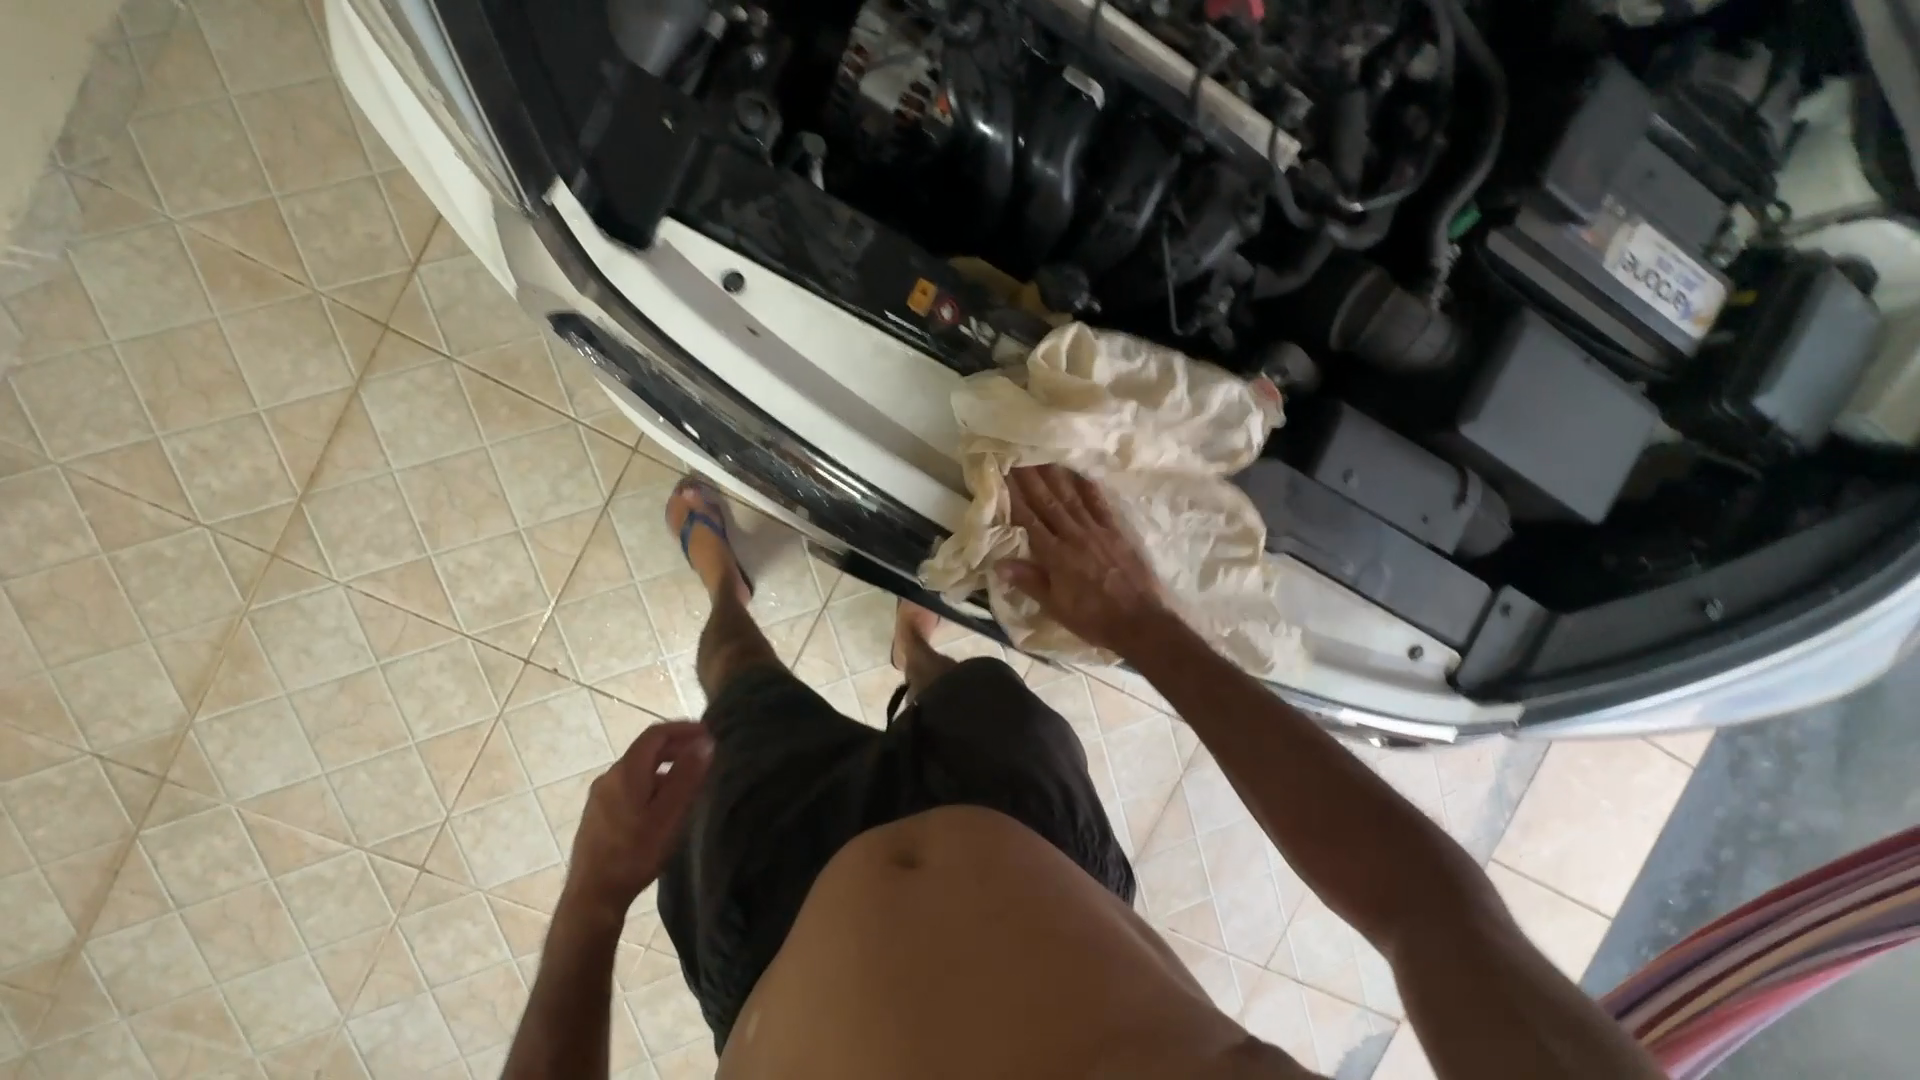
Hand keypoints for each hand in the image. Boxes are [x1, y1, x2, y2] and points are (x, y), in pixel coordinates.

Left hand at [564, 722, 711, 914]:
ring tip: (688, 780)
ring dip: (664, 766)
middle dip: (675, 746)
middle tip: (702, 754)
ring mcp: (599, 797)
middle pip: (644, 750)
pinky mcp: (597, 815)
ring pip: (636, 770)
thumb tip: (705, 742)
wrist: (593, 895)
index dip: (682, 728)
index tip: (707, 732)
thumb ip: (687, 776)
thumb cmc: (636, 853)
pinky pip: (628, 786)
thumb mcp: (670, 814)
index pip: (655, 735)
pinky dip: (650, 782)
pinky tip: (662, 804)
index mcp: (625, 772)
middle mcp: (608, 778)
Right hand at [999, 465, 1176, 655]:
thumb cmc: (1093, 619)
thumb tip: (999, 563)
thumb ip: (1029, 581)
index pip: (1029, 519)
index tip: (1002, 472)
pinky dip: (1088, 488)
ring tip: (1043, 454)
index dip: (1014, 495)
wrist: (1139, 622)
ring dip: (1056, 475)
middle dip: (1031, 476)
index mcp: (1055, 555)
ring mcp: (1097, 531)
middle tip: (1018, 452)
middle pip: (1048, 501)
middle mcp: (1074, 536)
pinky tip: (1079, 473)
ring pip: (1071, 497)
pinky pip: (1100, 504)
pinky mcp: (1117, 532)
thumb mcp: (1055, 607)